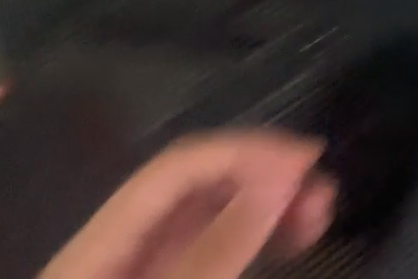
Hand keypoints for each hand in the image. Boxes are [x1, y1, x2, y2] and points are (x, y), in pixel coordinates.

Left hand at [42, 129, 334, 278]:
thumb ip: (220, 247)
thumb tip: (287, 172)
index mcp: (93, 251)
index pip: (176, 169)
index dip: (245, 151)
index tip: (310, 162)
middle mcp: (117, 247)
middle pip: (199, 183)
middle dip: (268, 176)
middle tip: (324, 194)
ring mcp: (142, 268)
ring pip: (217, 207)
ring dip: (274, 199)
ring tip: (319, 215)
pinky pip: (221, 237)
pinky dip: (263, 227)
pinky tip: (295, 237)